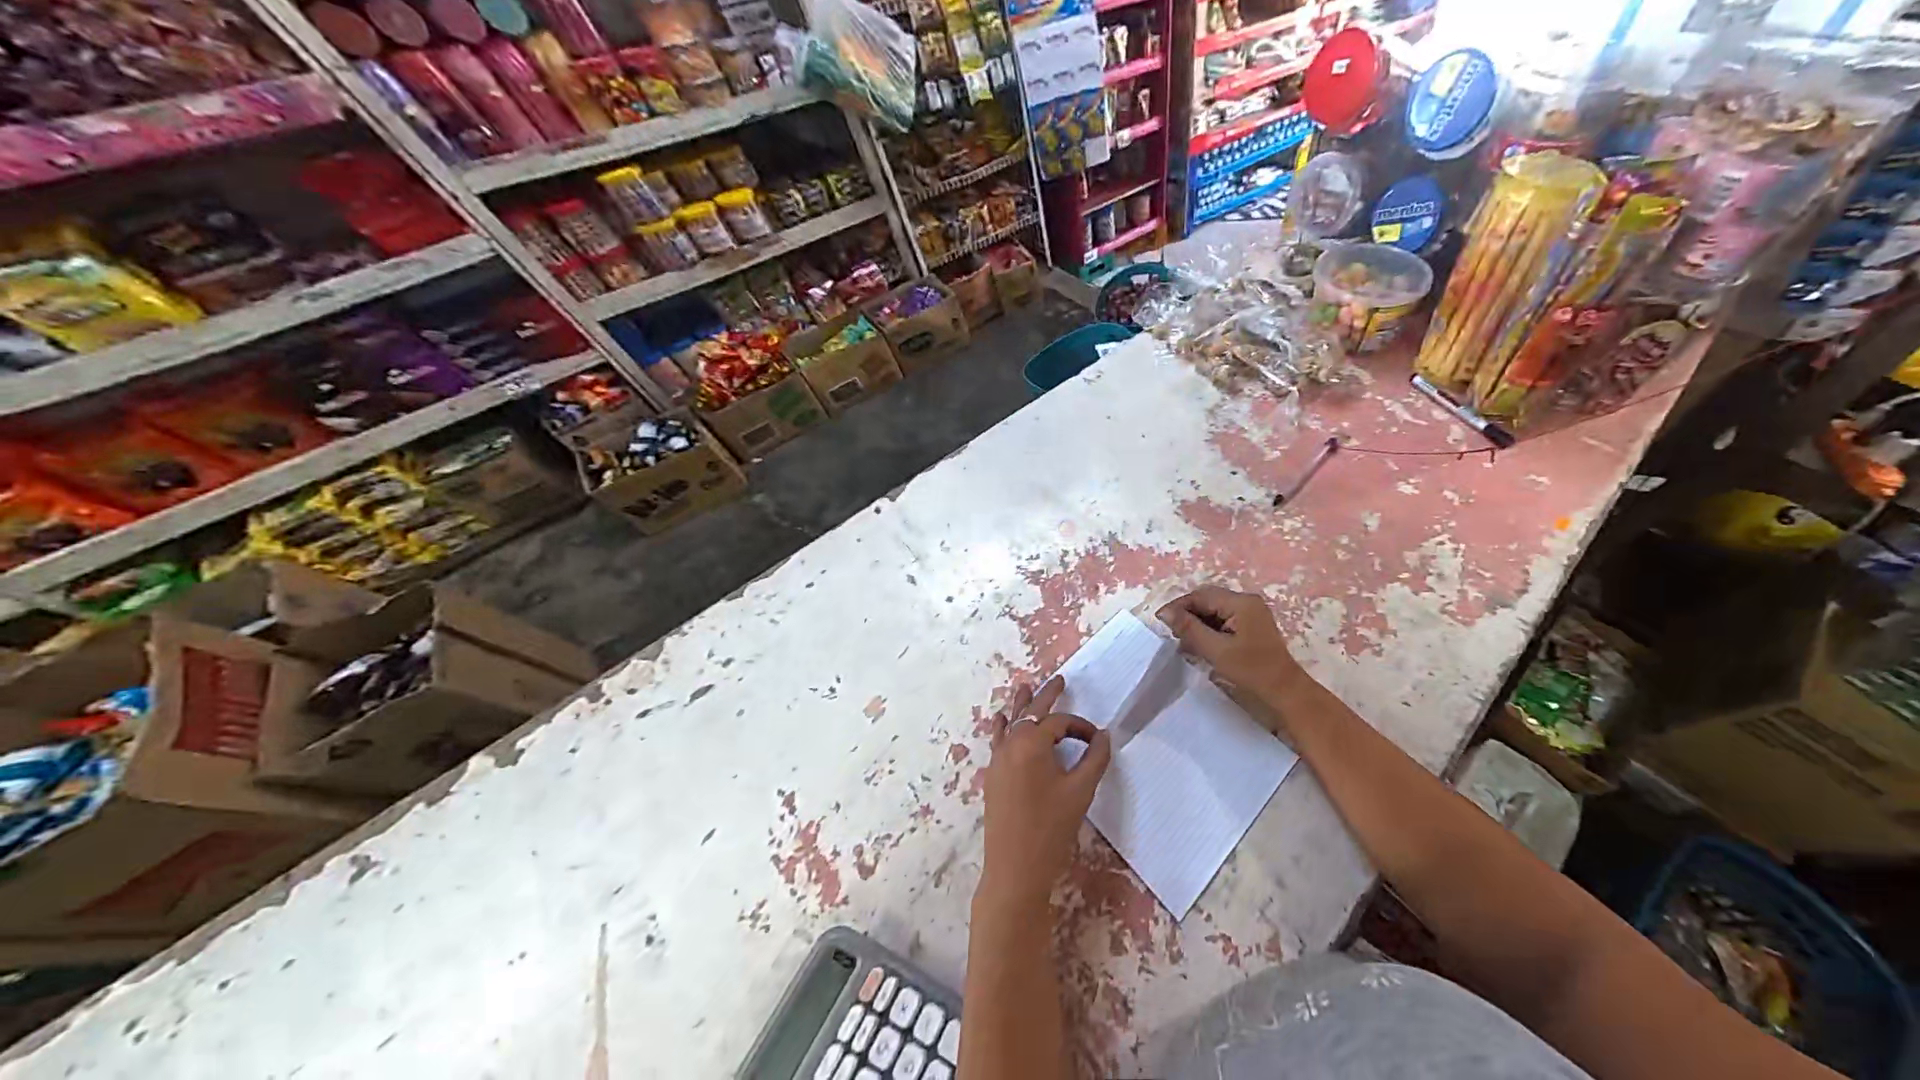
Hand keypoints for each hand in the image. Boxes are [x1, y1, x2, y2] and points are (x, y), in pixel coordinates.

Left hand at [979, 675, 1111, 912]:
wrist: (1015, 867)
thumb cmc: (1051, 828)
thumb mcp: (1080, 792)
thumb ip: (1094, 759)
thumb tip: (1103, 735)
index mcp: (1031, 744)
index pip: (1059, 724)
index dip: (1080, 727)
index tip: (1097, 741)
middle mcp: (1010, 745)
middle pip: (1030, 712)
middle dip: (1046, 696)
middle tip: (1059, 679)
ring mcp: (997, 760)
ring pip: (1010, 723)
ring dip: (1021, 706)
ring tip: (1025, 687)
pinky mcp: (992, 776)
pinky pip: (998, 741)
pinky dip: (1004, 727)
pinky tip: (1002, 721)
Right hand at [1157, 585, 1301, 697]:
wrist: (1285, 692)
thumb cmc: (1251, 670)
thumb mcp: (1216, 650)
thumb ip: (1189, 628)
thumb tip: (1164, 613)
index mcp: (1241, 603)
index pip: (1201, 596)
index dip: (1178, 606)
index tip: (1159, 621)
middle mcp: (1246, 602)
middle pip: (1207, 600)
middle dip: (1186, 614)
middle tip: (1169, 632)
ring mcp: (1250, 613)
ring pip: (1213, 610)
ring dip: (1196, 622)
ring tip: (1181, 640)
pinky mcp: (1250, 626)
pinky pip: (1222, 620)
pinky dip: (1208, 629)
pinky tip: (1198, 643)